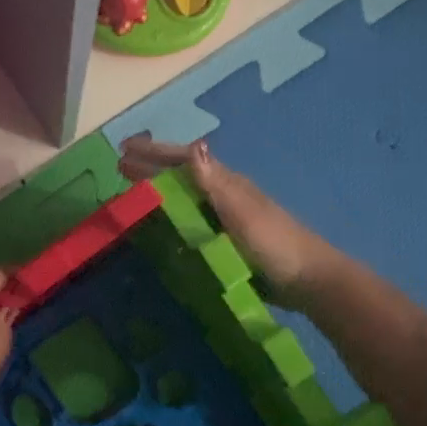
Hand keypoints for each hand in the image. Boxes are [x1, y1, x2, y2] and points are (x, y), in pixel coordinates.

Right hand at [120, 136, 344, 307]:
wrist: (307, 280)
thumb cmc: (273, 243)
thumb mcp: (241, 211)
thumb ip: (215, 183)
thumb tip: (194, 145)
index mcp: (227, 184)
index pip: (184, 160)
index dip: (154, 153)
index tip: (123, 149)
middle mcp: (225, 196)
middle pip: (182, 176)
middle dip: (152, 169)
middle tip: (119, 167)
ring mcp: (227, 219)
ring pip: (186, 198)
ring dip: (160, 192)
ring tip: (132, 193)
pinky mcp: (228, 242)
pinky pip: (192, 223)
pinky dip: (172, 218)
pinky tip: (160, 229)